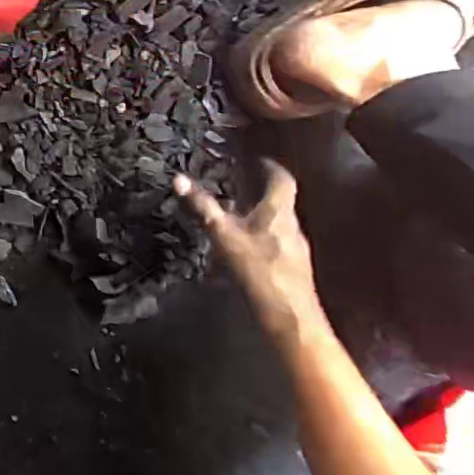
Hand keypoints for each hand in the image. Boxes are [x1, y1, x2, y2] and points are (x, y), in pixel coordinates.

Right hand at [174, 161, 327, 341]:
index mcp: (279, 212)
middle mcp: (292, 225)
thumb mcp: (221, 234)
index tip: (256, 159)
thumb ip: (202, 206)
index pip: (282, 180)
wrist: (289, 315)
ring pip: (277, 221)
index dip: (270, 167)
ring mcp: (295, 247)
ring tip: (234, 210)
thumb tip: (178, 178)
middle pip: (279, 200)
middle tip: (235, 182)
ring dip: (258, 212)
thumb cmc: (257, 268)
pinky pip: (275, 238)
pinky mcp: (292, 265)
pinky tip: (243, 243)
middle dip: (258, 190)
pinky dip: (259, 233)